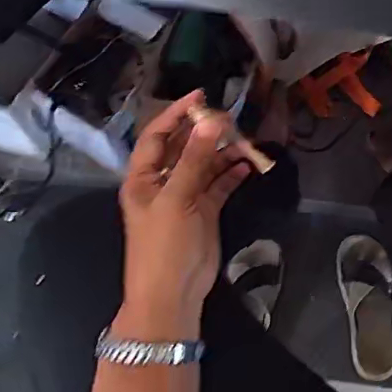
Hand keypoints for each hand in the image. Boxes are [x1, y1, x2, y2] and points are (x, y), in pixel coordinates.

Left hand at [115, 92, 251, 339]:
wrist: (172, 294)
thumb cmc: (164, 245)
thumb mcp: (176, 199)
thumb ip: (195, 159)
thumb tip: (212, 122)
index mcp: (143, 178)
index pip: (157, 136)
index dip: (176, 114)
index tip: (200, 97)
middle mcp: (163, 183)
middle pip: (183, 147)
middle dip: (205, 132)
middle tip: (230, 118)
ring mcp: (185, 197)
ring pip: (205, 165)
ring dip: (223, 152)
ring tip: (244, 140)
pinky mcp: (205, 211)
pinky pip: (219, 184)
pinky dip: (232, 174)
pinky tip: (248, 164)